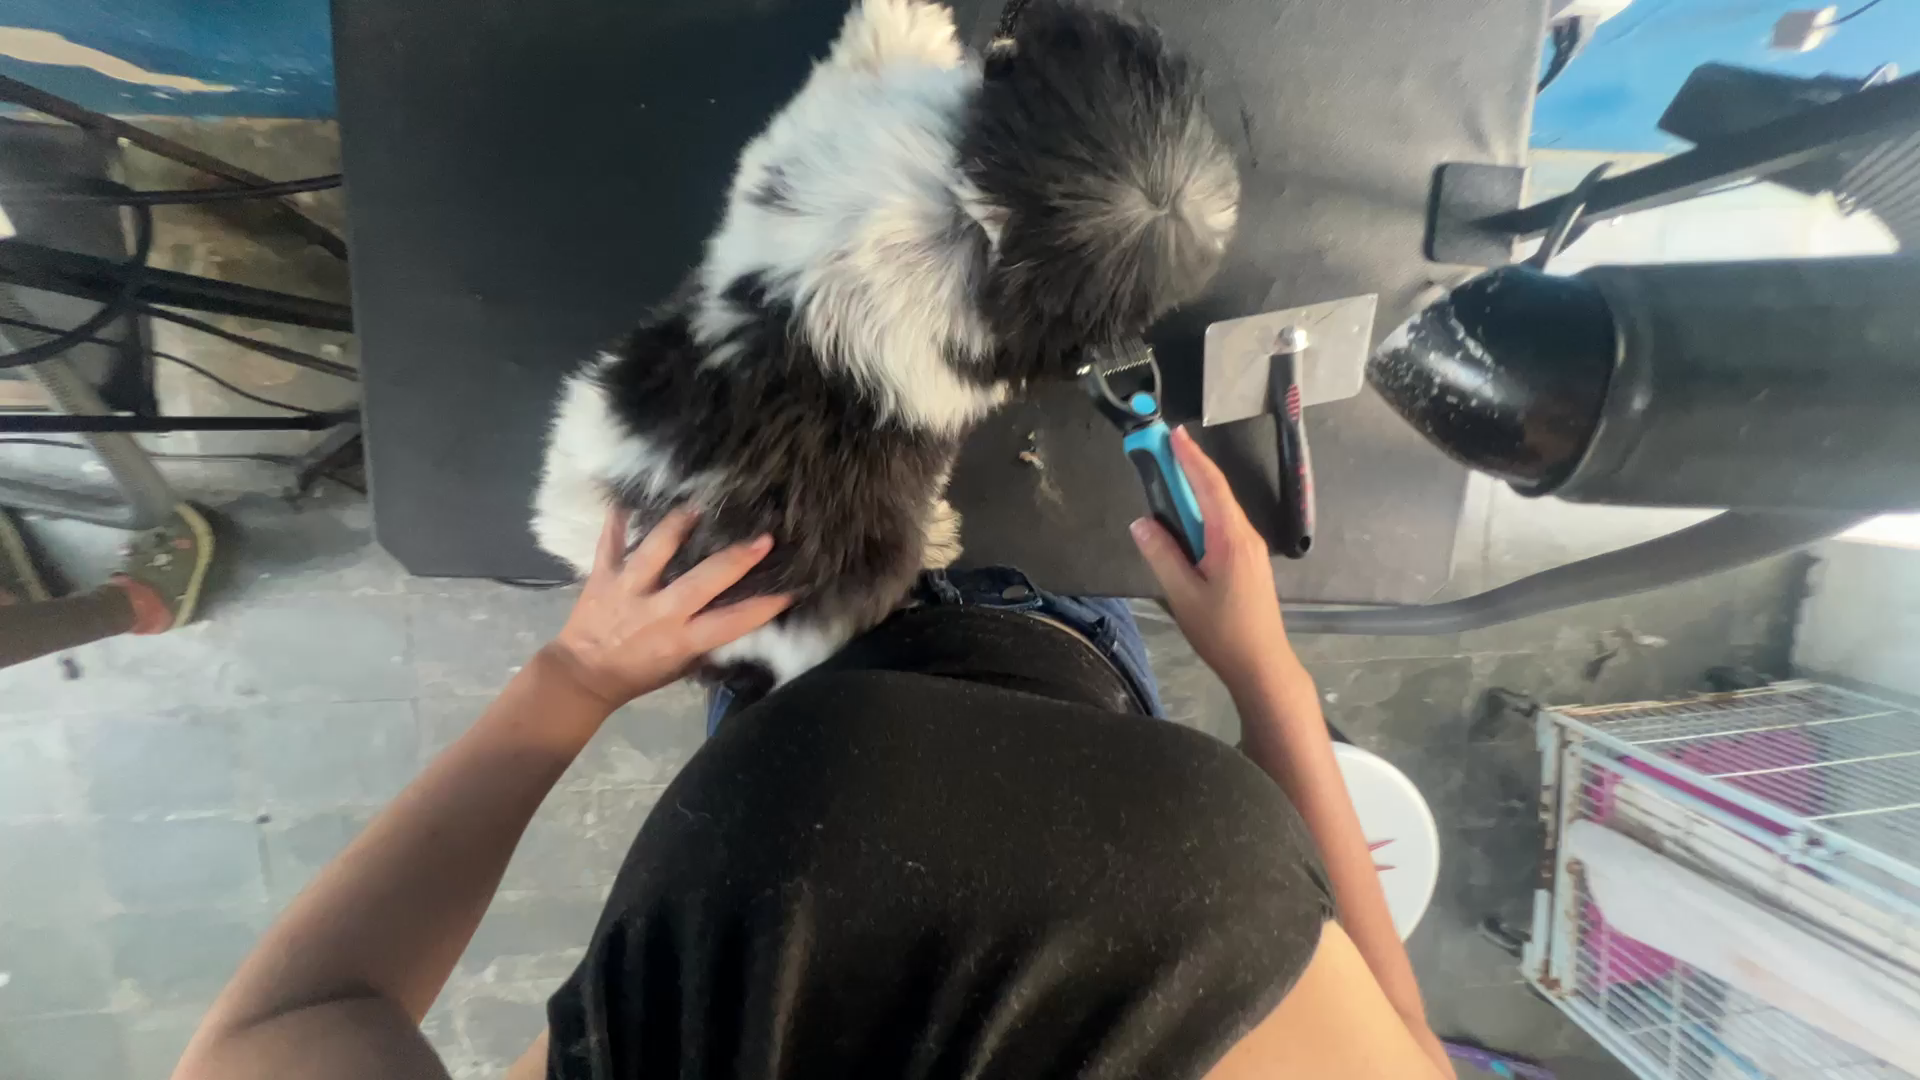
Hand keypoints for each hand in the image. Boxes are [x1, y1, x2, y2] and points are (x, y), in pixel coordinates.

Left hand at [541, 507, 792, 709]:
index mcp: (681, 640)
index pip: (731, 623)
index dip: (764, 606)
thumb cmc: (642, 673)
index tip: (793, 588)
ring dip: (679, 526)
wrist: (582, 677)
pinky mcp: (602, 576)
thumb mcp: (684, 666)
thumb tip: (745, 610)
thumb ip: (709, 638)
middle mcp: (658, 613)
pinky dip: (618, 521)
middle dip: (735, 559)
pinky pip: (610, 543)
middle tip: (764, 538)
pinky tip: (627, 498)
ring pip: (655, 551)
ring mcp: (628, 590)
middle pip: (700, 582)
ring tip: (701, 506)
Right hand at [1130, 426, 1295, 695]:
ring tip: (1164, 481)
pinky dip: (1200, 514)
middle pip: (1215, 493)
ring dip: (1192, 492)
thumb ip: (1162, 555)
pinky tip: (1183, 522)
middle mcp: (1245, 536)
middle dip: (1187, 468)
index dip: (1190, 457)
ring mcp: (1249, 550)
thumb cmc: (1222, 631)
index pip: (1209, 486)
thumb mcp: (1183, 594)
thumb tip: (1142, 523)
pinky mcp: (1247, 563)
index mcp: (1231, 539)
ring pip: (1218, 510)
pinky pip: (1221, 527)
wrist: (1262, 665)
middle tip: (1158, 451)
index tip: (1172, 433)